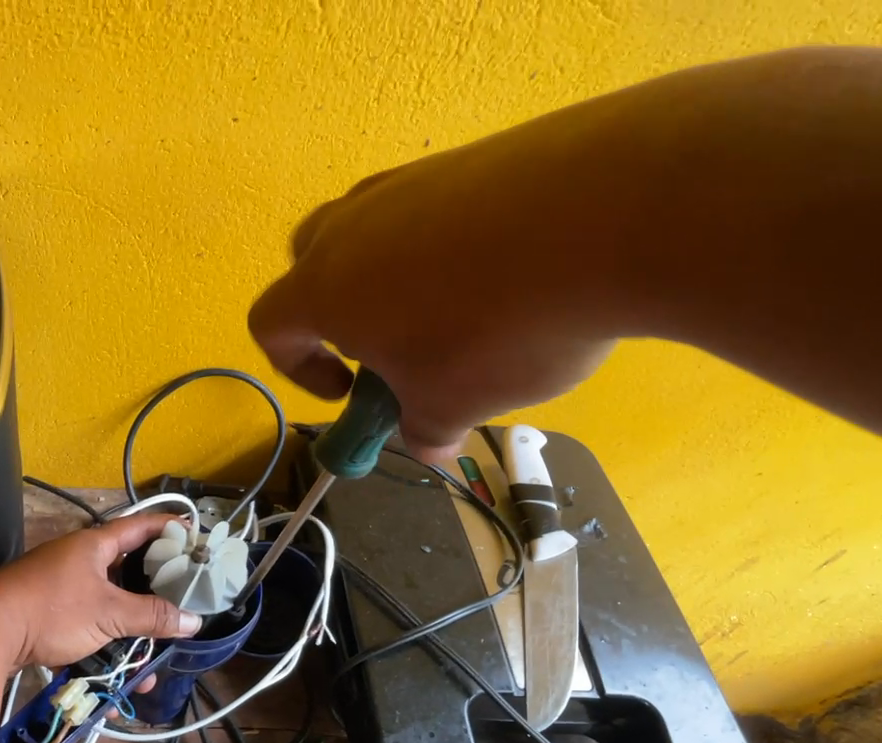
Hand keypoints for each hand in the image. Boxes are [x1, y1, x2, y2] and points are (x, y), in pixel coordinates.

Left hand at [0, 513, 201, 670]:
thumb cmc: (53, 609)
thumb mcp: (109, 612)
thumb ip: (151, 616)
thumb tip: (193, 621)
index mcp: (94, 545)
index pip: (141, 527)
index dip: (171, 528)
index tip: (197, 535)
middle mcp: (79, 560)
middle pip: (127, 569)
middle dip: (155, 592)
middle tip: (183, 602)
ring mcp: (62, 587)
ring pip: (109, 605)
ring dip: (131, 630)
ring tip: (153, 656)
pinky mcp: (50, 615)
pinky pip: (88, 626)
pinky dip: (105, 645)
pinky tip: (118, 673)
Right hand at [246, 98, 635, 461]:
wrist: (612, 209)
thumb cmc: (495, 329)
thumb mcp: (453, 403)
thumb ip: (427, 431)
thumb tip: (432, 449)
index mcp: (323, 289)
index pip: (269, 325)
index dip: (297, 367)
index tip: (348, 391)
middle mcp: (353, 226)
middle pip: (308, 260)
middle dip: (331, 306)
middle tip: (384, 339)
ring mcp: (414, 180)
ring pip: (374, 226)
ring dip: (393, 270)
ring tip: (457, 304)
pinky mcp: (475, 153)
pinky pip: (438, 203)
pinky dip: (453, 238)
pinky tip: (511, 265)